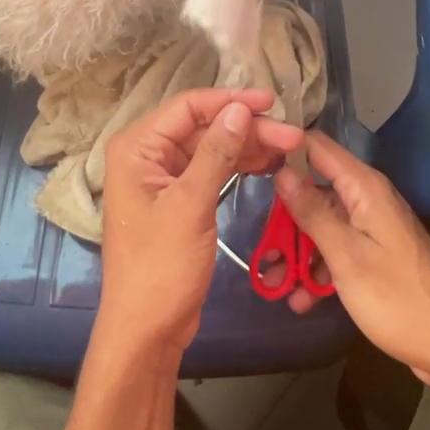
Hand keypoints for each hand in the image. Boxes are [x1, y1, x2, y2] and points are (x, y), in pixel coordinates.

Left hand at [100, 88, 305, 350]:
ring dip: (248, 147)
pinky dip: (239, 166)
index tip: (271, 102)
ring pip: (212, 148)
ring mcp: (163, 177)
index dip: (230, 101)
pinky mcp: (179, 199)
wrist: (147, 329)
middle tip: (293, 136)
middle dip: (247, 129)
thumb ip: (216, 153)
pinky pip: (212, 170)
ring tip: (289, 148)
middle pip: (204, 127)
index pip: (188, 107)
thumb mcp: (191, 205)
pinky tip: (269, 165)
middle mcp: (146, 155)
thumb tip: (239, 109)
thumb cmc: (161, 266)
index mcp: (137, 147)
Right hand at [276, 132, 429, 383]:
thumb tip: (281, 171)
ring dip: (297, 251)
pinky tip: (302, 299)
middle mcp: (368, 200)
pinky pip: (338, 250)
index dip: (283, 149)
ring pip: (322, 225)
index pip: (317, 147)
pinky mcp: (375, 256)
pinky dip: (319, 269)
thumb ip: (312, 212)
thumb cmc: (398, 299)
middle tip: (257, 246)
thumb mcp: (347, 256)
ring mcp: (372, 229)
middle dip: (284, 219)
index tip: (249, 163)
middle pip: (314, 192)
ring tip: (273, 282)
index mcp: (365, 188)